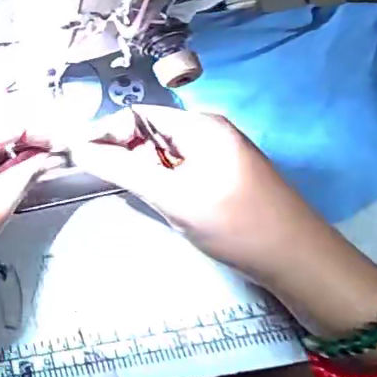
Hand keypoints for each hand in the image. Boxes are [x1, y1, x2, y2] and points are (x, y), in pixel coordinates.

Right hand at [65, 106, 376, 337]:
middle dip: (124, 154)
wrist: (299, 261)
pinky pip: (184, 171)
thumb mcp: (173, 196)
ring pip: (166, 156)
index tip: (77, 157)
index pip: (138, 115)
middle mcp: (211, 132)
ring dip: (144, 172)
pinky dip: (165, 184)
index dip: (105, 133)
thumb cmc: (235, 223)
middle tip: (101, 183)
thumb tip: (79, 148)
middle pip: (151, 134)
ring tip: (132, 197)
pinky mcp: (227, 179)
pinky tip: (161, 205)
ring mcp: (221, 155)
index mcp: (200, 125)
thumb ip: (123, 170)